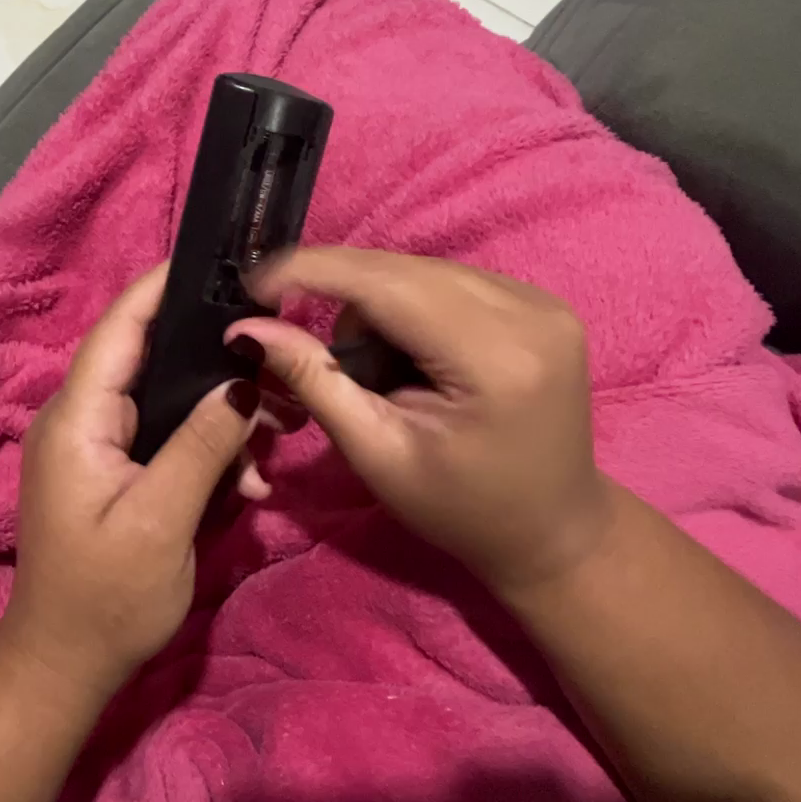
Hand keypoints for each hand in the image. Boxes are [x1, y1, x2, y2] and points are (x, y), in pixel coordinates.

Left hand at [2, 264, 260, 692]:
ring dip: (220, 412)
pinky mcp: (112, 467)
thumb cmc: (106, 597)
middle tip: (277, 359)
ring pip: (165, 399)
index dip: (158, 289)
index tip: (210, 262)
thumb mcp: (161, 520)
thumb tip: (242, 381)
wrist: (65, 663)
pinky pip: (165, 435)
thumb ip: (201, 445)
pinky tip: (249, 478)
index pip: (118, 330)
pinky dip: (207, 446)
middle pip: (148, 358)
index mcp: (78, 419)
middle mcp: (80, 418)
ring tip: (280, 433)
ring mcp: (95, 443)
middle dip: (213, 357)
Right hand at [232, 247, 613, 595]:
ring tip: (379, 370)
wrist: (554, 532)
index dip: (314, 270)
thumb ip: (313, 380)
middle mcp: (530, 312)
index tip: (255, 282)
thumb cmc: (460, 510)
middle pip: (403, 269)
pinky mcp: (541, 302)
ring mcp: (542, 302)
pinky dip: (410, 304)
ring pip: (421, 269)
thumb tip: (246, 328)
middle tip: (319, 349)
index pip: (387, 284)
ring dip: (377, 303)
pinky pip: (448, 279)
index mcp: (495, 358)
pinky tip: (411, 355)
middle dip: (344, 296)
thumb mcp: (376, 453)